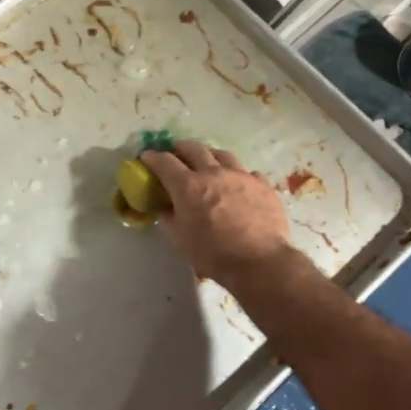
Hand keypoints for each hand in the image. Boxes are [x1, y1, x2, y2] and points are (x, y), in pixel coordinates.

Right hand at [139, 142, 298, 286]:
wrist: (260, 261)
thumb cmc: (214, 254)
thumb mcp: (182, 241)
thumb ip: (170, 219)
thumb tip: (165, 209)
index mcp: (188, 186)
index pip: (165, 162)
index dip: (153, 157)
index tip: (147, 156)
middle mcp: (213, 173)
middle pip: (194, 149)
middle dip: (180, 147)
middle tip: (175, 151)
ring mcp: (241, 175)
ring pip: (222, 155)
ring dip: (210, 155)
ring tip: (207, 161)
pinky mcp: (262, 184)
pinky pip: (247, 172)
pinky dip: (237, 175)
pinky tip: (238, 184)